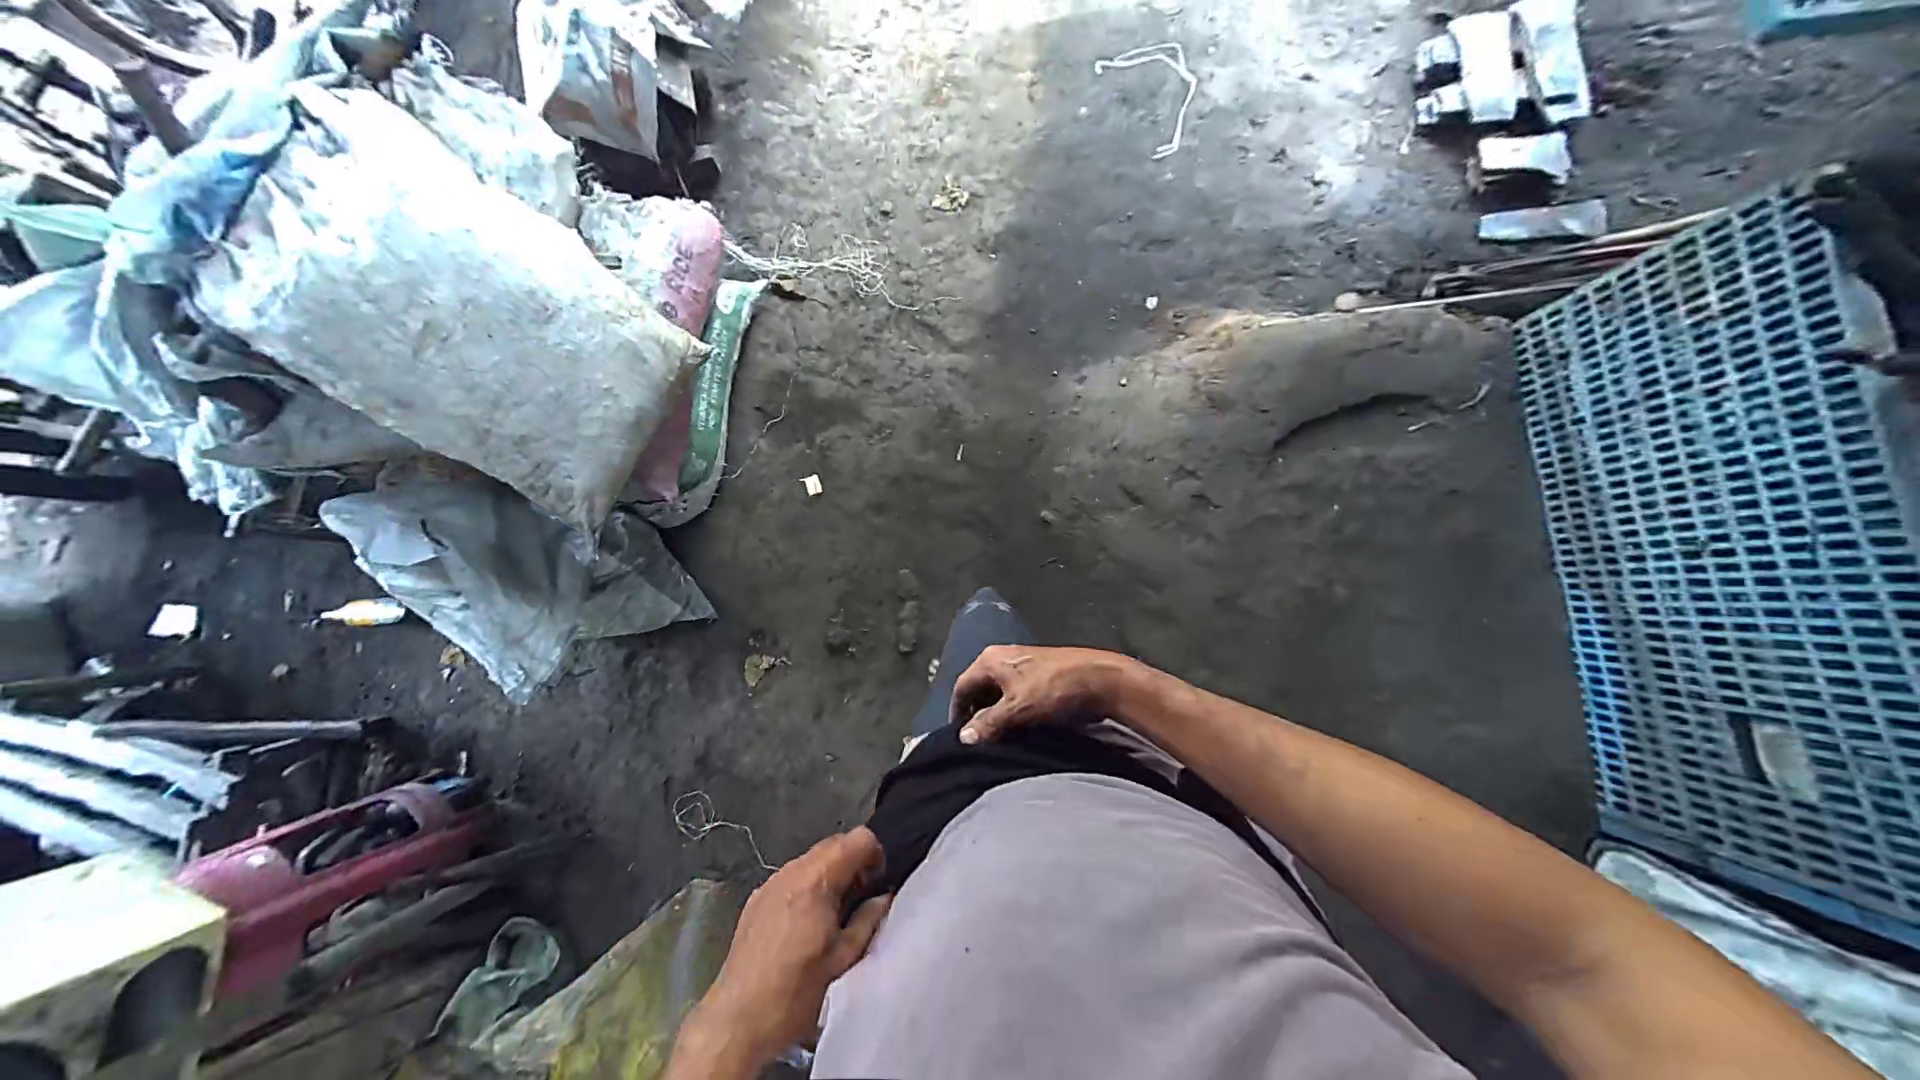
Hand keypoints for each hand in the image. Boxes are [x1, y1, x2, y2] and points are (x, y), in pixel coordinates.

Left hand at [668, 828, 891, 1079]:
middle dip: (853, 864)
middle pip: (834, 844)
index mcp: (816, 881)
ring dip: (829, 875)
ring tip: (833, 916)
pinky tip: (805, 924)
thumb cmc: (795, 993)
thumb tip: (883, 898)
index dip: (875, 855)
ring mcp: (770, 883)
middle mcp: (791, 872)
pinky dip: (807, 886)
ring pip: (811, 859)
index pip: (857, 838)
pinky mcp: (756, 900)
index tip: (876, 884)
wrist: (737, 1022)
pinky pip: (791, 877)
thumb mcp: (843, 959)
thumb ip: (868, 920)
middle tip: (859, 901)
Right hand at [950, 645, 1139, 744]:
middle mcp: (1003, 657)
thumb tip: (963, 737)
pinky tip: (1020, 728)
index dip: (958, 712)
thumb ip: (988, 723)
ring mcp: (1024, 664)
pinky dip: (1013, 711)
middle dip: (978, 714)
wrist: (1102, 679)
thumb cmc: (1054, 689)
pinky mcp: (1041, 674)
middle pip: (980, 689)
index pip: (962, 687)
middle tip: (980, 741)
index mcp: (991, 659)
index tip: (960, 738)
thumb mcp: (1017, 709)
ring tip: (1000, 738)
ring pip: (999, 693)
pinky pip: (1017, 694)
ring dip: (997, 715)